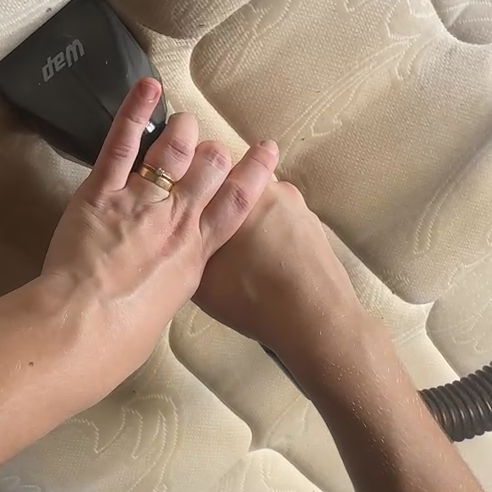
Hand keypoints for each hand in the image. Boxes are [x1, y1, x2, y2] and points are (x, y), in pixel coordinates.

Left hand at [38, 78, 277, 380]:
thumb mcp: (166, 304)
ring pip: (173, 152)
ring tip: (182, 120)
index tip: (266, 150)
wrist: (86, 325)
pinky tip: (147, 87)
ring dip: (181, 131)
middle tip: (205, 143)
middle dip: (211, 150)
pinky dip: (134, 112)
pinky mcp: (102, 191)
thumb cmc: (123, 331)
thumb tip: (173, 267)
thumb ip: (175, 274)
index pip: (236, 202)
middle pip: (209, 169)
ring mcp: (141, 202)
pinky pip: (121, 145)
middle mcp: (175, 220)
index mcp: (195, 251)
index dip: (255, 172)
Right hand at [194, 181, 360, 361]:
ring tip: (238, 252)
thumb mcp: (199, 275)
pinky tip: (264, 261)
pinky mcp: (314, 225)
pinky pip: (281, 220)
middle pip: (235, 183)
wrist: (317, 323)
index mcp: (240, 191)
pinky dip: (270, 233)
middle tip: (209, 234)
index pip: (208, 168)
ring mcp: (298, 205)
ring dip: (247, 219)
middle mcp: (272, 187)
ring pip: (260, 202)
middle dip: (220, 202)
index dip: (194, 186)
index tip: (185, 206)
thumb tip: (175, 229)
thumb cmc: (252, 296)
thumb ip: (184, 242)